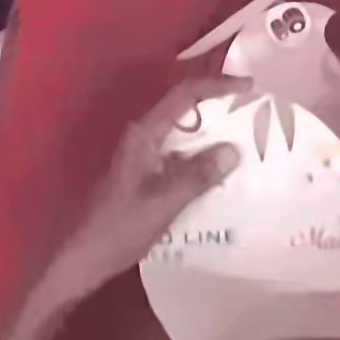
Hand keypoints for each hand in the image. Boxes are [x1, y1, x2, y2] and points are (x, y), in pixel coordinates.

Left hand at [0, 75, 250, 339]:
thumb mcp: (164, 203)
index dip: (215, 85)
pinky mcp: (148, 167)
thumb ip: (197, 176)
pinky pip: (180, 147)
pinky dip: (201, 149)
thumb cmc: (122, 227)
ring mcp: (145, 149)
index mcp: (146, 132)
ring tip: (244, 132)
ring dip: (211, 126)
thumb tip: (233, 148)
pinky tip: (220, 166)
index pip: (184, 94)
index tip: (247, 86)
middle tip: (252, 106)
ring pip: (183, 126)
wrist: (88, 255)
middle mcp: (145, 133)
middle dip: (216, 100)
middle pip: (184, 104)